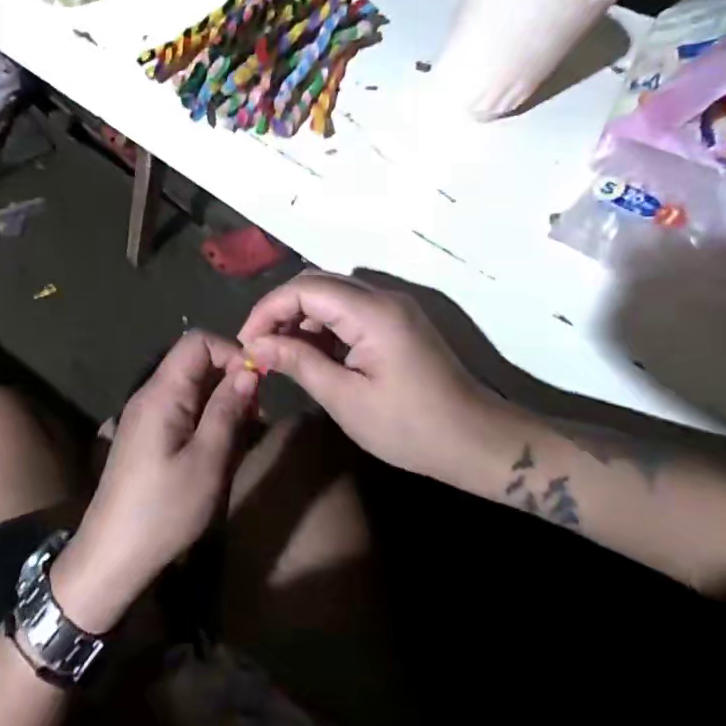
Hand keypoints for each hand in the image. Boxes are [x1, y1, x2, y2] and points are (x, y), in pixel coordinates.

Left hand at [51, 331, 257, 632]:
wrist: (113, 554)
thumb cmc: (164, 509)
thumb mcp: (206, 461)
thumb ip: (227, 411)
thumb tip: (248, 370)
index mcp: (161, 393)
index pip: (197, 342)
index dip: (231, 353)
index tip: (257, 386)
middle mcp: (149, 395)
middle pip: (194, 362)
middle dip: (230, 378)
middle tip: (255, 416)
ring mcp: (145, 415)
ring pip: (191, 386)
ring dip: (221, 401)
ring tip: (242, 434)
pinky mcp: (146, 436)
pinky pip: (181, 409)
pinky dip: (205, 417)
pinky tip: (220, 447)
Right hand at [238, 272, 501, 480]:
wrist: (478, 442)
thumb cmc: (410, 428)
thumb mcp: (345, 399)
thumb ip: (298, 363)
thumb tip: (255, 345)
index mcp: (372, 313)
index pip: (304, 288)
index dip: (268, 310)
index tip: (247, 343)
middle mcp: (383, 298)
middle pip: (317, 283)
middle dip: (281, 310)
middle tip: (259, 346)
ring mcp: (393, 308)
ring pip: (332, 294)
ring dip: (301, 317)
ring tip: (279, 353)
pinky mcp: (398, 323)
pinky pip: (350, 310)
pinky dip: (323, 326)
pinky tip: (311, 354)